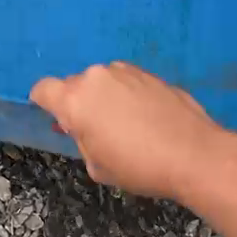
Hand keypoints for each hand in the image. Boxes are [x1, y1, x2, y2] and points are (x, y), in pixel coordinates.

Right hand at [29, 62, 236, 201]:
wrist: (194, 154)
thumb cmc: (139, 166)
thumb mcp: (97, 165)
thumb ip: (81, 139)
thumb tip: (81, 126)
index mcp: (75, 100)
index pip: (42, 89)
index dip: (44, 103)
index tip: (58, 119)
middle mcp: (95, 76)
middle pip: (74, 85)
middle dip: (79, 103)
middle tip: (96, 130)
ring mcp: (124, 71)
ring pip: (101, 81)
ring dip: (104, 97)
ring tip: (126, 124)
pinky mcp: (148, 72)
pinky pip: (125, 81)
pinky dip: (127, 94)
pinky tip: (146, 117)